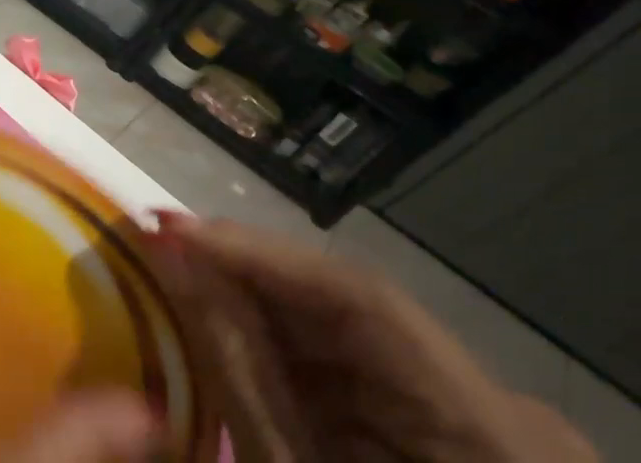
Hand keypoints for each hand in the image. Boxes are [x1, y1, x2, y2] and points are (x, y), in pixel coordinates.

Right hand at [154, 213, 596, 462]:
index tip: (171, 227)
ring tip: (176, 269)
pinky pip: (349, 359)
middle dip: (247, 271)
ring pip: (344, 327)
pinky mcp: (435, 422)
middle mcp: (501, 406)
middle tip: (160, 241)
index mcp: (495, 433)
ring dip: (255, 299)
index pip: (364, 300)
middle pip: (352, 307)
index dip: (260, 253)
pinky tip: (223, 321)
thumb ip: (238, 368)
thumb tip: (175, 258)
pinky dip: (280, 340)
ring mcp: (473, 413)